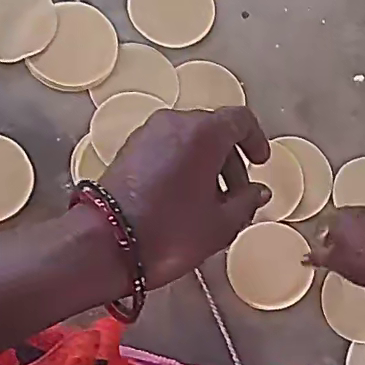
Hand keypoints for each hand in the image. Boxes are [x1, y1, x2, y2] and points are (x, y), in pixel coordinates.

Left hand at [98, 106, 271, 288]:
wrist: (103, 245)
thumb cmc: (170, 232)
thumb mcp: (221, 224)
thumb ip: (246, 202)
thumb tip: (257, 192)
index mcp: (203, 133)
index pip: (240, 119)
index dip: (256, 140)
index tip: (260, 164)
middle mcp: (174, 123)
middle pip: (214, 130)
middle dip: (231, 160)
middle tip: (237, 196)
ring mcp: (147, 135)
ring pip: (189, 140)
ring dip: (206, 164)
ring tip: (211, 203)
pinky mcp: (128, 150)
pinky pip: (167, 148)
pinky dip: (183, 165)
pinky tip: (183, 200)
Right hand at [306, 206, 364, 284]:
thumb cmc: (359, 262)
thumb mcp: (333, 263)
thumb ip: (316, 257)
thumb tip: (304, 258)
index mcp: (338, 216)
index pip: (323, 223)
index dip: (320, 237)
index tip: (322, 249)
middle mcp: (356, 210)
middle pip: (341, 220)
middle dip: (337, 234)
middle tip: (336, 251)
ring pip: (357, 222)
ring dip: (353, 234)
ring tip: (353, 253)